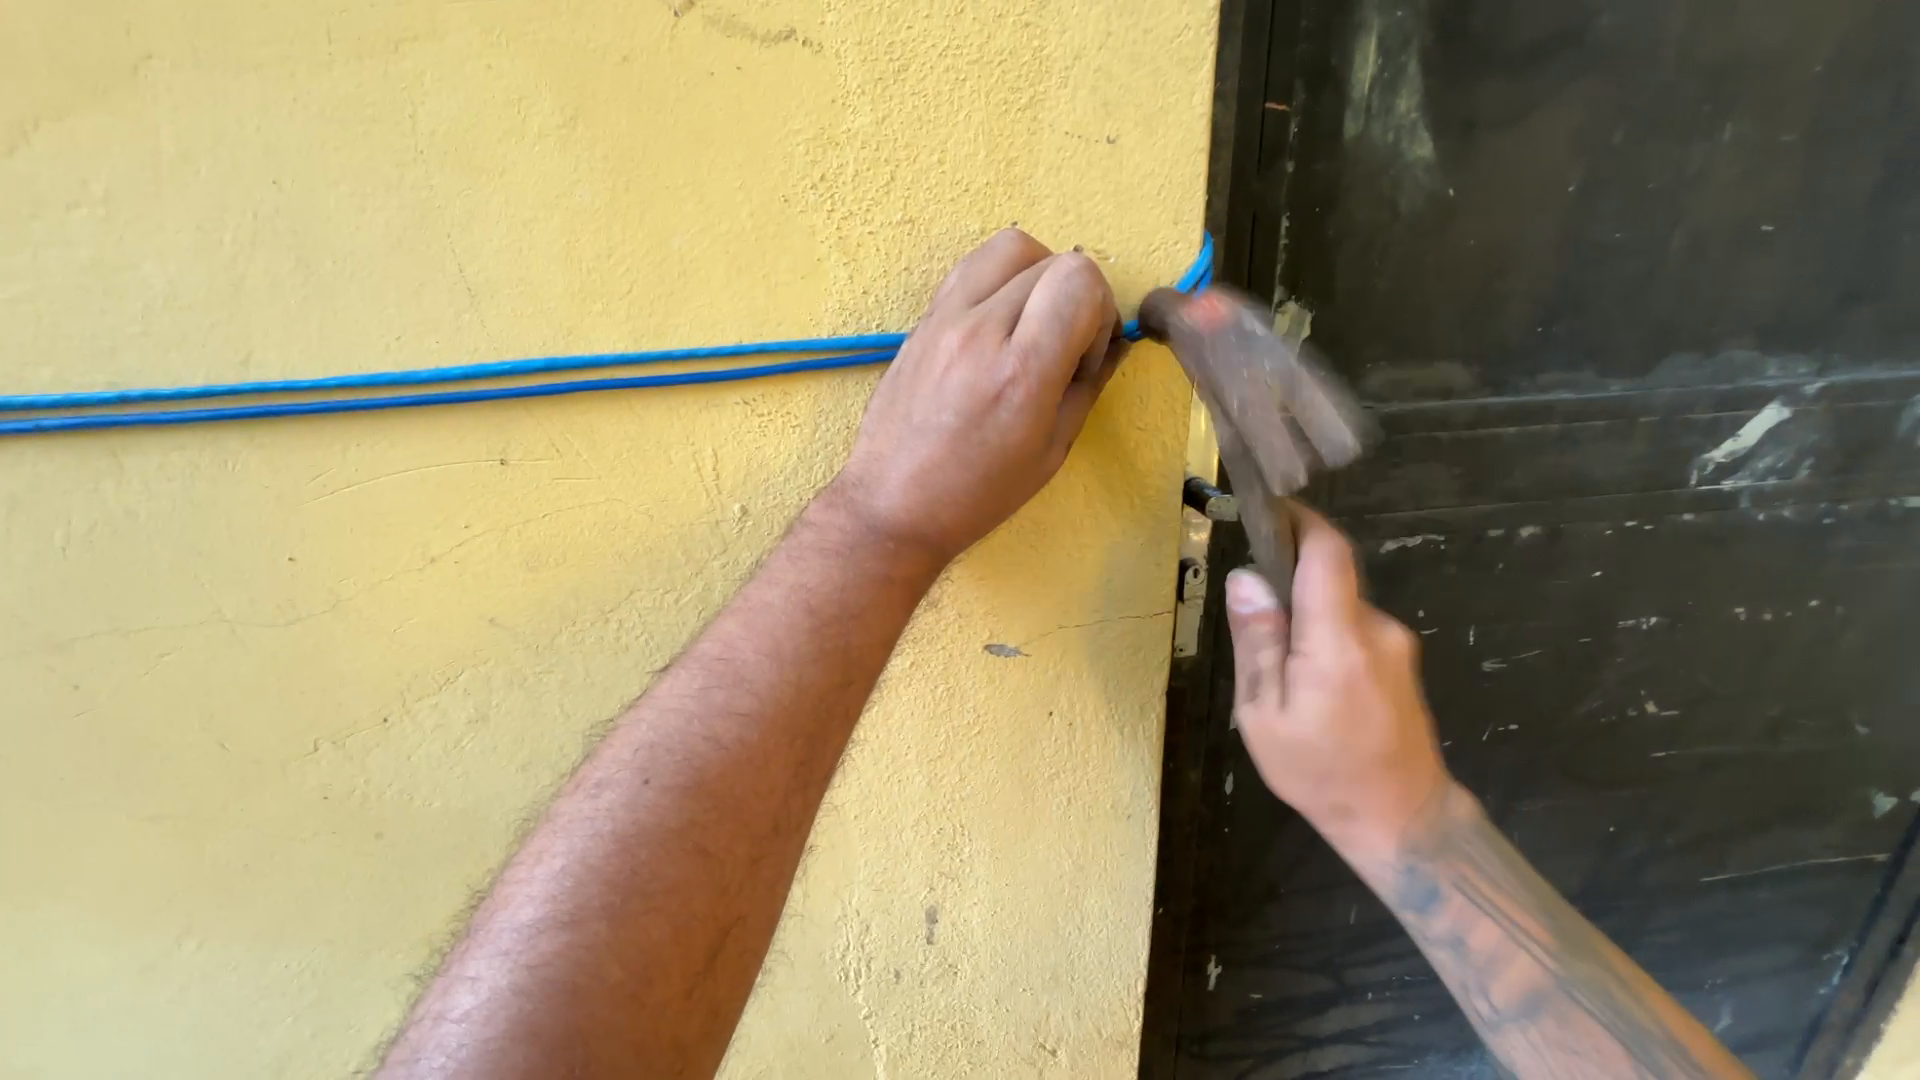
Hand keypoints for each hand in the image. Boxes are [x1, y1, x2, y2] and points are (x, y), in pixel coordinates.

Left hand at [830, 228, 1125, 563]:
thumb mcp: (1051, 452)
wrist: (893, 504)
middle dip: (1074, 298)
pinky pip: (971, 270)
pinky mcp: (921, 322)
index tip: (1084, 356)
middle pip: (1052, 259)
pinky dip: (999, 284)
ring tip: (1030, 325)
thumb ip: (1087, 389)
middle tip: (1060, 348)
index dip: (1100, 311)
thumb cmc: (975, 494)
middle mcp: (980, 332)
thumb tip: (1110, 347)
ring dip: (1036, 275)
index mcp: (1020, 371)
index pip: (1079, 279)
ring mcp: (943, 320)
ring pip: (1009, 247)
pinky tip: (997, 330)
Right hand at [1224, 505, 1453, 865]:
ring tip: (1279, 674)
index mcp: (1338, 640)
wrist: (1403, 822)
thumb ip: (1257, 641)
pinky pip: (1355, 630)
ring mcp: (1398, 646)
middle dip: (1288, 588)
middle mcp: (1377, 630)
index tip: (1268, 512)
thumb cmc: (1320, 772)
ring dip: (1307, 620)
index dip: (1300, 521)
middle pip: (1329, 579)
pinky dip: (1326, 639)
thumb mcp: (1263, 713)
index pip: (1327, 552)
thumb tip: (1245, 577)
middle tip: (1253, 630)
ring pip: (1340, 607)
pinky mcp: (1403, 662)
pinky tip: (1310, 686)